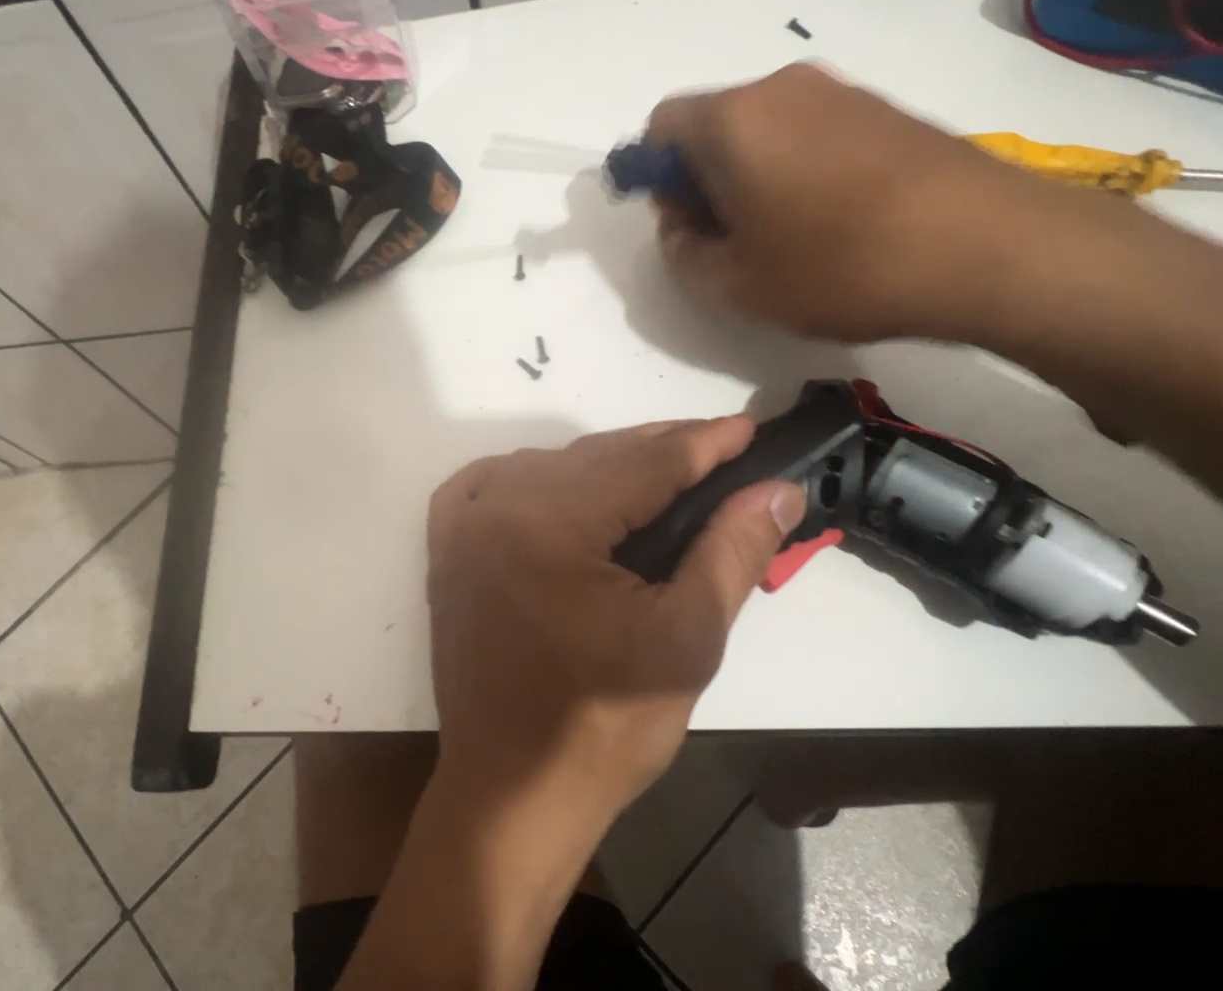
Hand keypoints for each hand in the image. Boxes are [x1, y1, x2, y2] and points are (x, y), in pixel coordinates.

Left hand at [425, 418, 807, 817]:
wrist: (513, 793)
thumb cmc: (604, 729)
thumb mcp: (686, 639)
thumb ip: (732, 551)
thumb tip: (776, 489)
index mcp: (547, 526)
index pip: (642, 465)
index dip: (703, 444)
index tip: (750, 428)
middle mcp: (494, 510)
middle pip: (593, 458)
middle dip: (660, 451)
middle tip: (721, 450)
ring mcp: (461, 531)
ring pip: (546, 469)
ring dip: (603, 464)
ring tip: (662, 474)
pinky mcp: (446, 556)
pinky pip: (487, 487)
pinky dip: (530, 478)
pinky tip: (564, 488)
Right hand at [647, 63, 1076, 342]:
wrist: (986, 247)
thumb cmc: (838, 268)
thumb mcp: (734, 285)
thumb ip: (682, 254)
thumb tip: (679, 227)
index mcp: (731, 121)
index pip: (660, 128)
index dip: (653, 178)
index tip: (679, 227)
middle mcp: (781, 90)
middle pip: (713, 127)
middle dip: (702, 182)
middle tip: (726, 244)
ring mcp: (840, 94)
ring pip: (765, 133)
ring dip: (752, 180)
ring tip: (782, 243)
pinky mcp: (885, 112)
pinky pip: (812, 136)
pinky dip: (798, 174)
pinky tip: (829, 226)